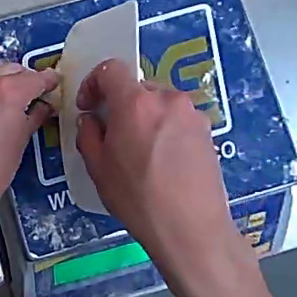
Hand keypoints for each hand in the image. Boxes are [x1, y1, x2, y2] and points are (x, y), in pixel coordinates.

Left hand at [0, 59, 58, 228]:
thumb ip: (35, 115)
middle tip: (30, 93)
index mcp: (9, 91)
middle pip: (13, 68)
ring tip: (6, 91)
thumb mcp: (22, 139)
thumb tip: (44, 105)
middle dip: (24, 79)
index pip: (36, 77)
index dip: (48, 80)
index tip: (53, 83)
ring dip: (1, 74)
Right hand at [76, 60, 255, 296]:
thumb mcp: (99, 168)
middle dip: (120, 104)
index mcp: (135, 102)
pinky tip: (162, 161)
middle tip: (112, 134)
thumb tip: (92, 120)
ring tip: (139, 152)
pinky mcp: (208, 131)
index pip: (111, 69)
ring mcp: (191, 114)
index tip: (89, 106)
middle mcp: (166, 98)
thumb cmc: (138, 198)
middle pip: (137, 87)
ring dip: (144, 118)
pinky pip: (177, 120)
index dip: (94, 82)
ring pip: (159, 104)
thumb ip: (89, 135)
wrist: (191, 228)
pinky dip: (164, 130)